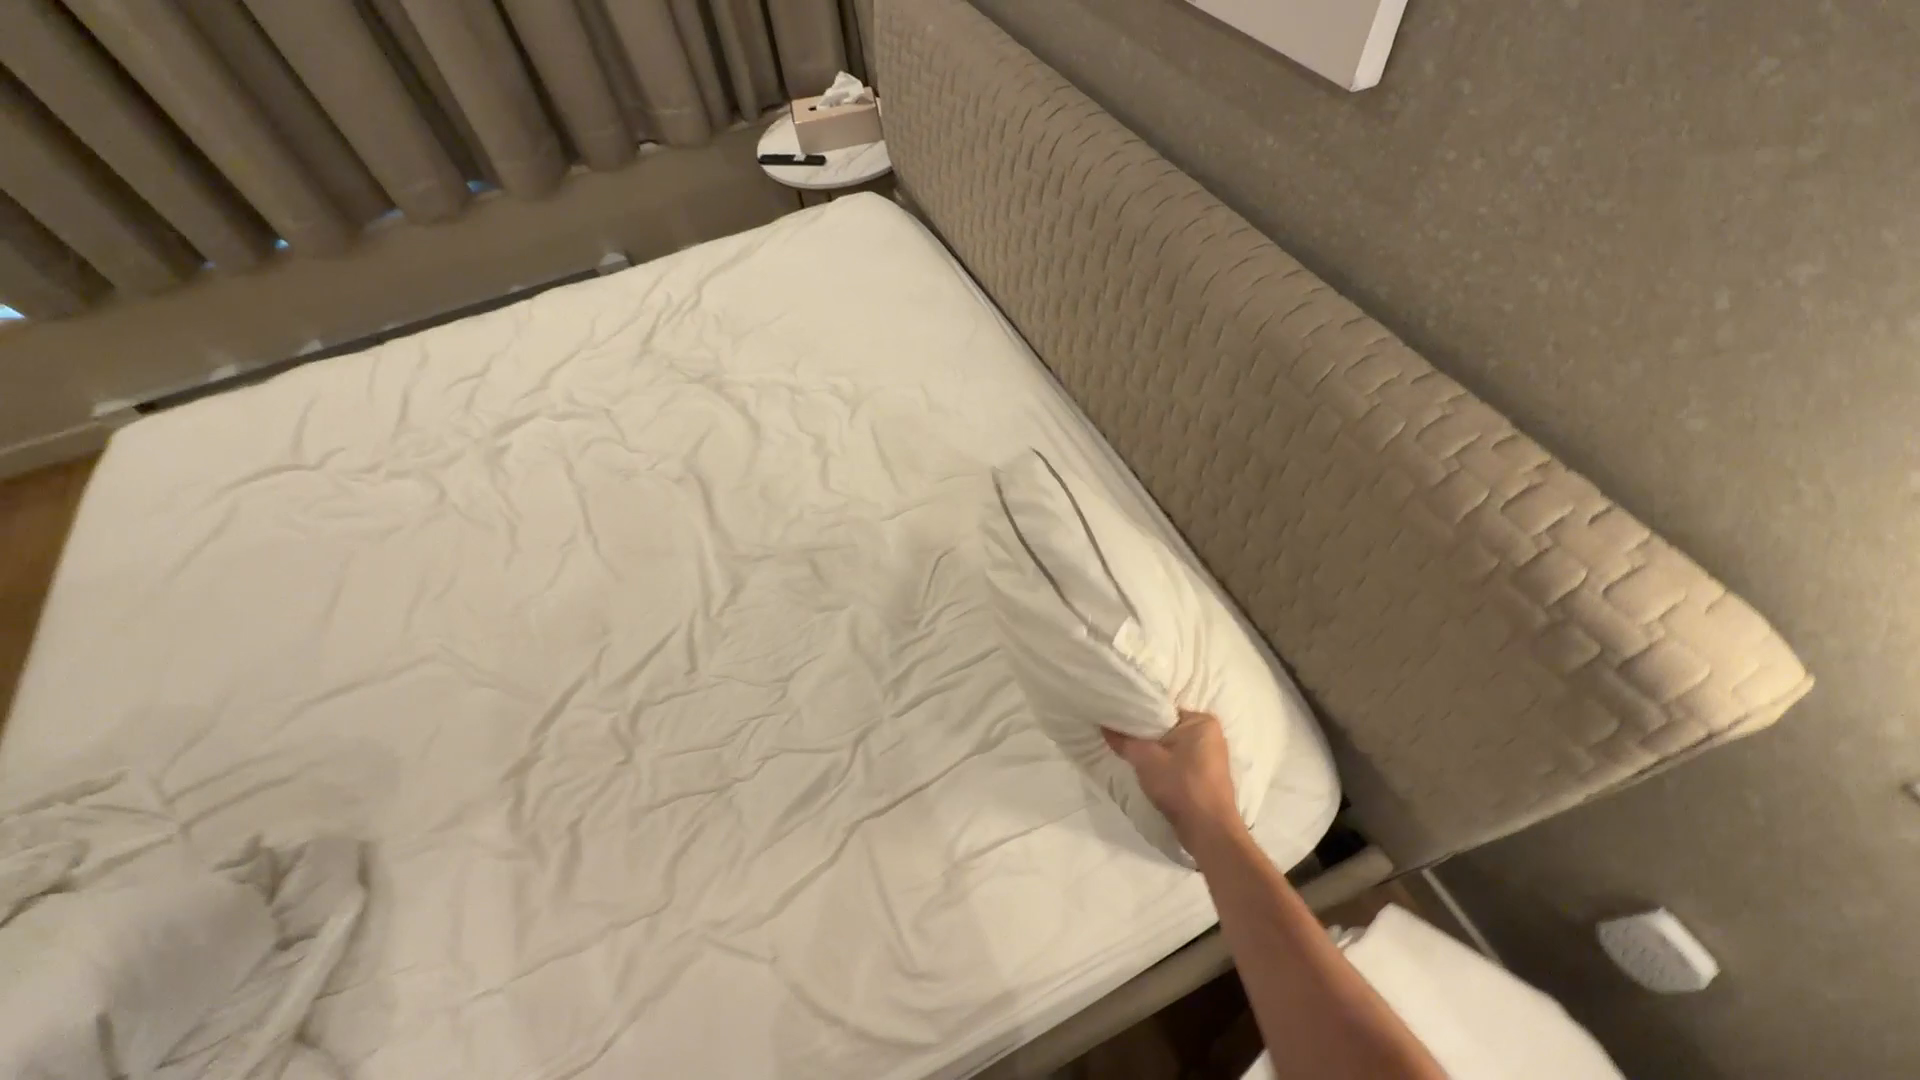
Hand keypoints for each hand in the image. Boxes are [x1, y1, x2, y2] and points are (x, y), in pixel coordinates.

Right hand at [1102, 710, 1243, 850]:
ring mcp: (1211, 756)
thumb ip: (1123, 740)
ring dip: (1154, 751)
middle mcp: (1211, 734)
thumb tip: (1104, 725)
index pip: (1162, 710)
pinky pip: (1179, 760)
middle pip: (1167, 728)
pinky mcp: (1207, 775)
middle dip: (1145, 735)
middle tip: (1120, 737)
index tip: (1116, 721)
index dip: (1137, 716)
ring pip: (1172, 746)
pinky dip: (1164, 763)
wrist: (1208, 831)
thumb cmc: (1180, 786)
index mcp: (1202, 721)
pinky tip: (1148, 770)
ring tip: (1130, 753)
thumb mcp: (1145, 759)